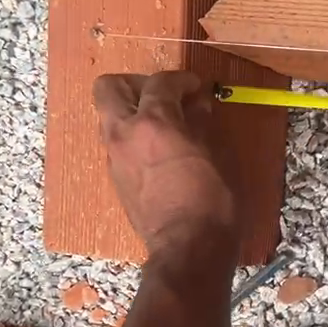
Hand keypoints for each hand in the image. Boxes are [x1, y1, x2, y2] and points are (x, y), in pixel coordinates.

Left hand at [93, 71, 240, 263]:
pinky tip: (159, 152)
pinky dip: (135, 136)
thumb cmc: (212, 203)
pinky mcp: (115, 176)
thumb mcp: (217, 160)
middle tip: (164, 96)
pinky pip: (117, 142)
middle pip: (110, 87)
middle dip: (137, 84)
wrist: (187, 246)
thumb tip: (199, 105)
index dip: (182, 80)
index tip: (197, 87)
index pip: (161, 83)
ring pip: (110, 115)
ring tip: (163, 125)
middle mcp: (125, 133)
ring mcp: (115, 155)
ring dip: (133, 111)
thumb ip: (202, 127)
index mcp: (155, 124)